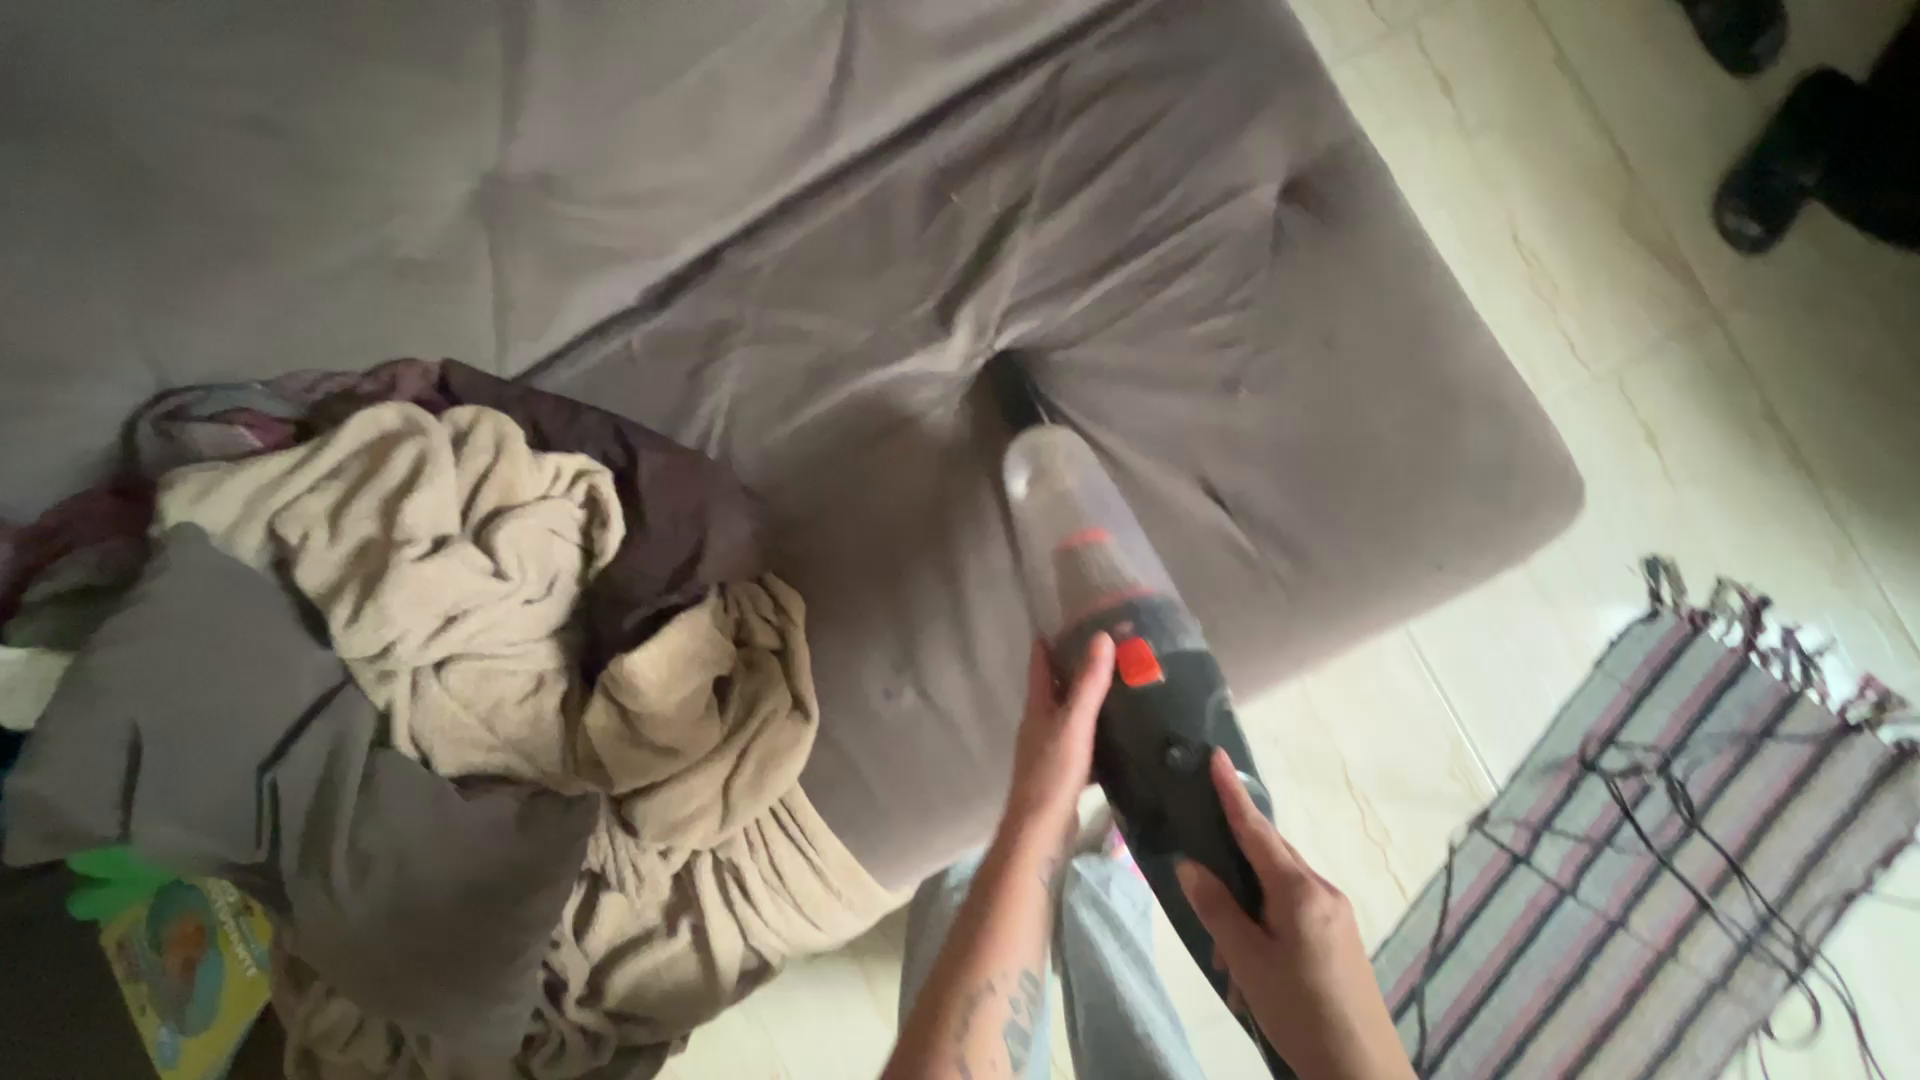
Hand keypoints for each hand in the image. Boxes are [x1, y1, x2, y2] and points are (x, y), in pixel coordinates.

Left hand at [999, 634, 1114, 848]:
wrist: (1041, 830)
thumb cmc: (1053, 772)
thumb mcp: (1074, 723)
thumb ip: (1088, 684)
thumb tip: (1102, 637)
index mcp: (1037, 707)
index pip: (1040, 664)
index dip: (1050, 641)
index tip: (1071, 621)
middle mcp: (1039, 723)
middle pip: (1055, 688)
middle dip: (1076, 669)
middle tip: (1109, 650)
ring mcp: (1049, 750)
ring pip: (1070, 716)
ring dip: (1089, 701)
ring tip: (1121, 687)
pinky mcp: (1063, 773)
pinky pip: (1082, 743)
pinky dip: (1098, 734)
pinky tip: (1121, 736)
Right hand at [1178, 750, 1414, 1079]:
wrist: (1363, 1076)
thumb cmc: (1300, 1012)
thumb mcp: (1247, 961)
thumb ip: (1217, 907)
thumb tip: (1191, 865)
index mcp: (1299, 891)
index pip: (1256, 829)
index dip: (1232, 792)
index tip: (1217, 755)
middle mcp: (1322, 892)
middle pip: (1269, 855)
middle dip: (1234, 862)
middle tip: (1202, 876)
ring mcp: (1336, 917)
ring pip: (1278, 889)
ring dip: (1247, 911)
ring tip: (1229, 965)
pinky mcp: (1339, 940)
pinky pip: (1293, 913)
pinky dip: (1265, 929)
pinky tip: (1253, 975)